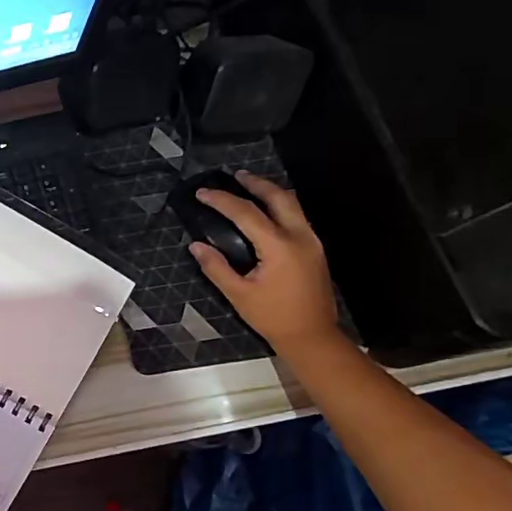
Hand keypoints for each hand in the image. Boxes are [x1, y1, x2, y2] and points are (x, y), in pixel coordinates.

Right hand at [187, 171, 342, 355]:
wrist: (311, 335)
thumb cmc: (272, 316)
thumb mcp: (238, 294)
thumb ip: (216, 267)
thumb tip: (196, 246)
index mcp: (279, 246)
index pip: (246, 213)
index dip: (222, 200)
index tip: (202, 193)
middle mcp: (300, 236)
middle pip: (279, 197)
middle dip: (256, 183)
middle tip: (235, 175)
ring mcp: (311, 241)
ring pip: (293, 204)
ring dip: (270, 192)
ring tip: (250, 187)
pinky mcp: (314, 249)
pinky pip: (297, 217)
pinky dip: (279, 206)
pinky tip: (266, 211)